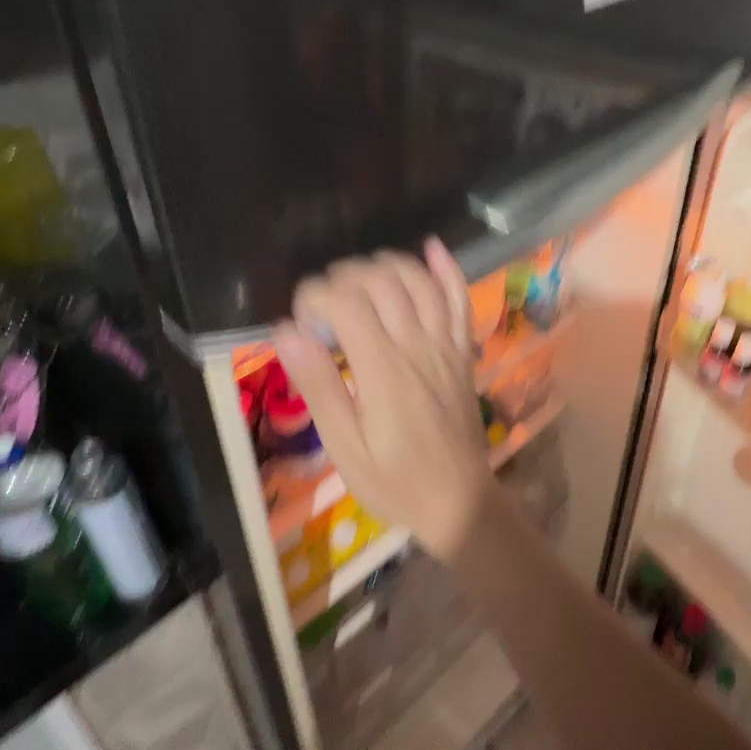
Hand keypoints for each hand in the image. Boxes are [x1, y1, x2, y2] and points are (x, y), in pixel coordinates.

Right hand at [272, 238, 495, 561]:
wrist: (458, 501)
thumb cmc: (394, 481)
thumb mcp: (345, 447)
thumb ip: (319, 387)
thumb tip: (287, 332)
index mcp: (383, 370)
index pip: (346, 304)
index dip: (316, 296)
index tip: (300, 316)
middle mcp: (417, 346)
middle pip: (382, 282)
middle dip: (345, 276)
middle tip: (323, 300)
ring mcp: (446, 345)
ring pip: (419, 281)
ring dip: (386, 265)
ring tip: (358, 279)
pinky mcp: (463, 351)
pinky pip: (459, 299)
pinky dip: (445, 269)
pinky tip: (430, 248)